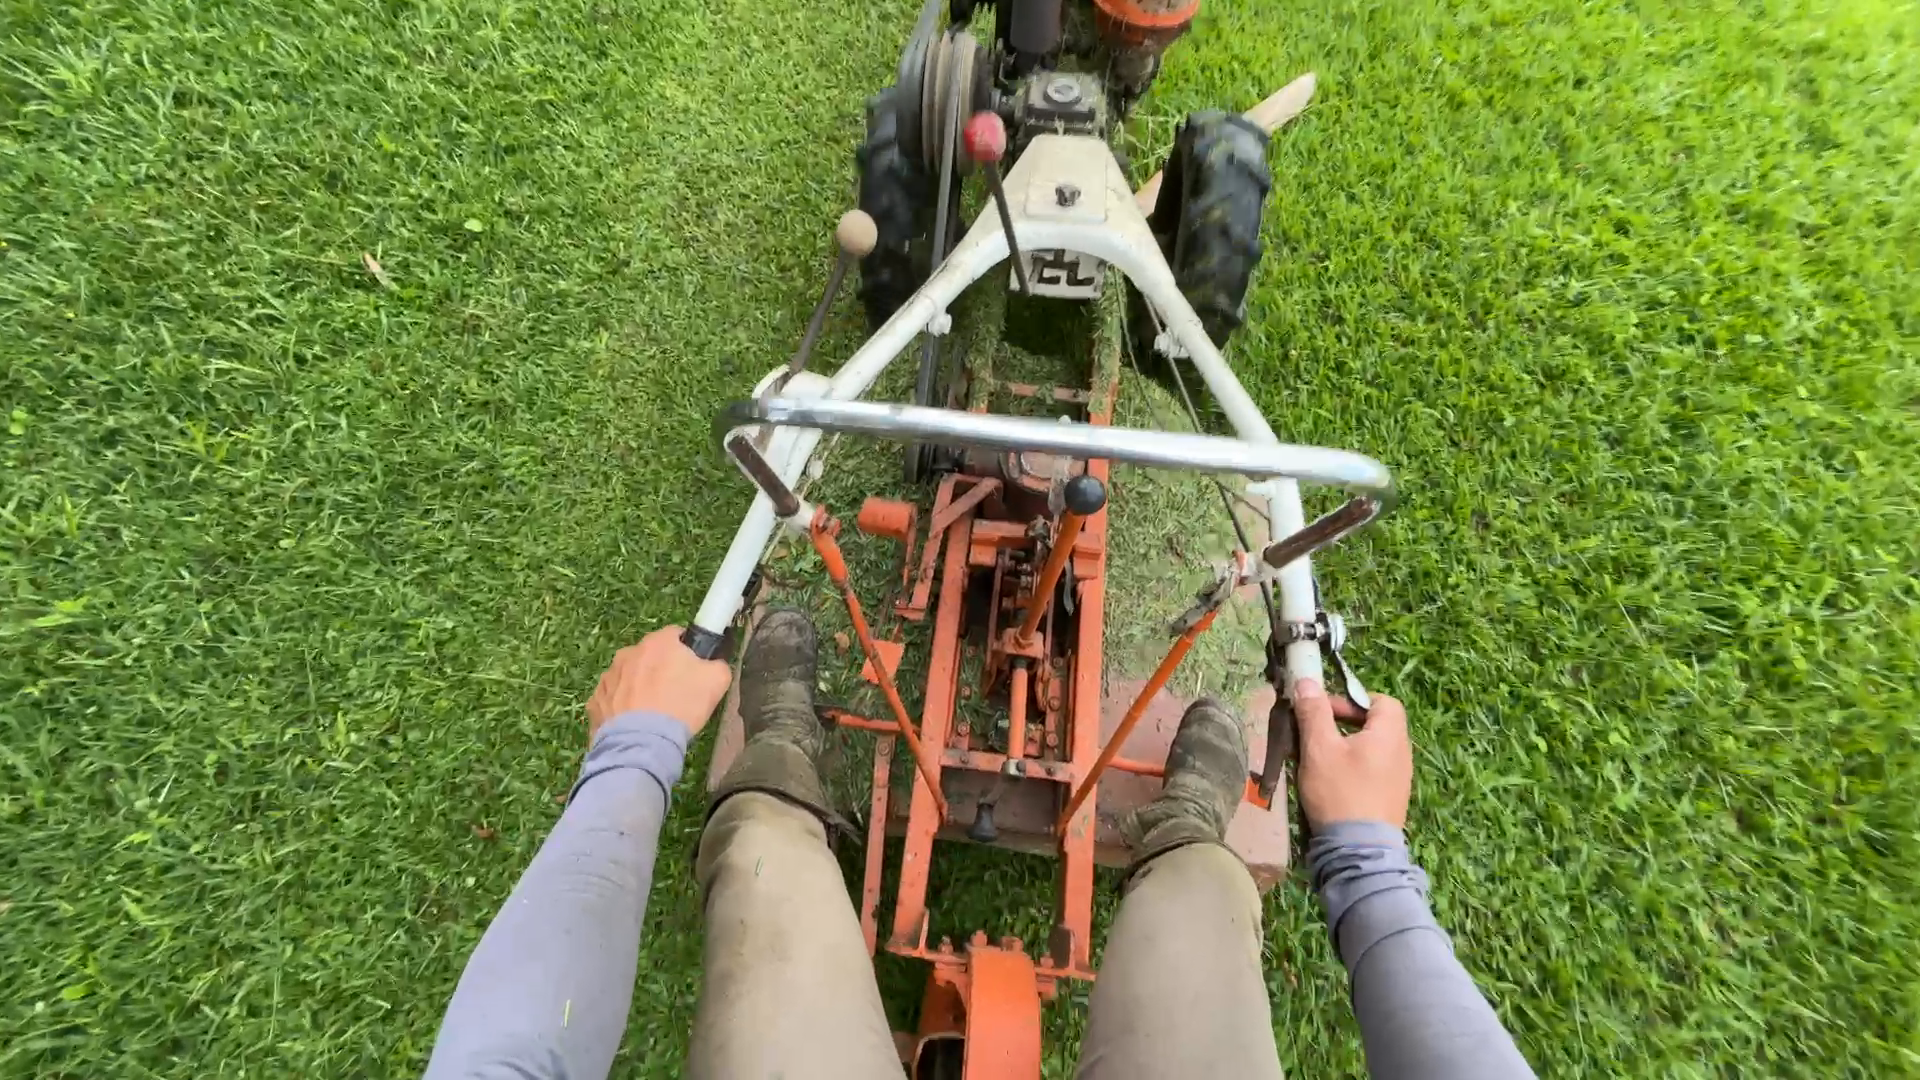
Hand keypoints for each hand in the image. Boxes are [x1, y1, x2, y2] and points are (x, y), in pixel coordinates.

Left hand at [586, 626, 731, 740]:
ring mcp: (607, 677)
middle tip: (676, 693)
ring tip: (654, 713)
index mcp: (658, 642)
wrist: (642, 744)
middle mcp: (629, 653)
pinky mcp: (594, 702)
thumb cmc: (681, 705)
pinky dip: (623, 708)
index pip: (677, 634)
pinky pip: (613, 699)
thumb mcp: (718, 680)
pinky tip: (635, 724)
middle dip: (661, 669)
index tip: (693, 670)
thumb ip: (716, 664)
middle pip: (650, 656)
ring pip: (630, 676)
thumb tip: (711, 664)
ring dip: (640, 687)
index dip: (688, 651)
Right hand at [1294, 677, 1411, 828]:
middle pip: (1376, 723)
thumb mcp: (1319, 747)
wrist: (1358, 851)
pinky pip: (1372, 767)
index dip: (1354, 699)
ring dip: (1344, 743)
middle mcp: (1401, 754)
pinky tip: (1329, 778)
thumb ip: (1314, 712)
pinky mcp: (1390, 797)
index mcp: (1389, 736)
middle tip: (1314, 731)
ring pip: (1371, 746)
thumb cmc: (1339, 791)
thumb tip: (1307, 682)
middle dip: (1342, 721)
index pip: (1383, 701)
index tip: (1326, 711)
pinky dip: (1351, 764)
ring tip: (1316, 755)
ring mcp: (1398, 778)